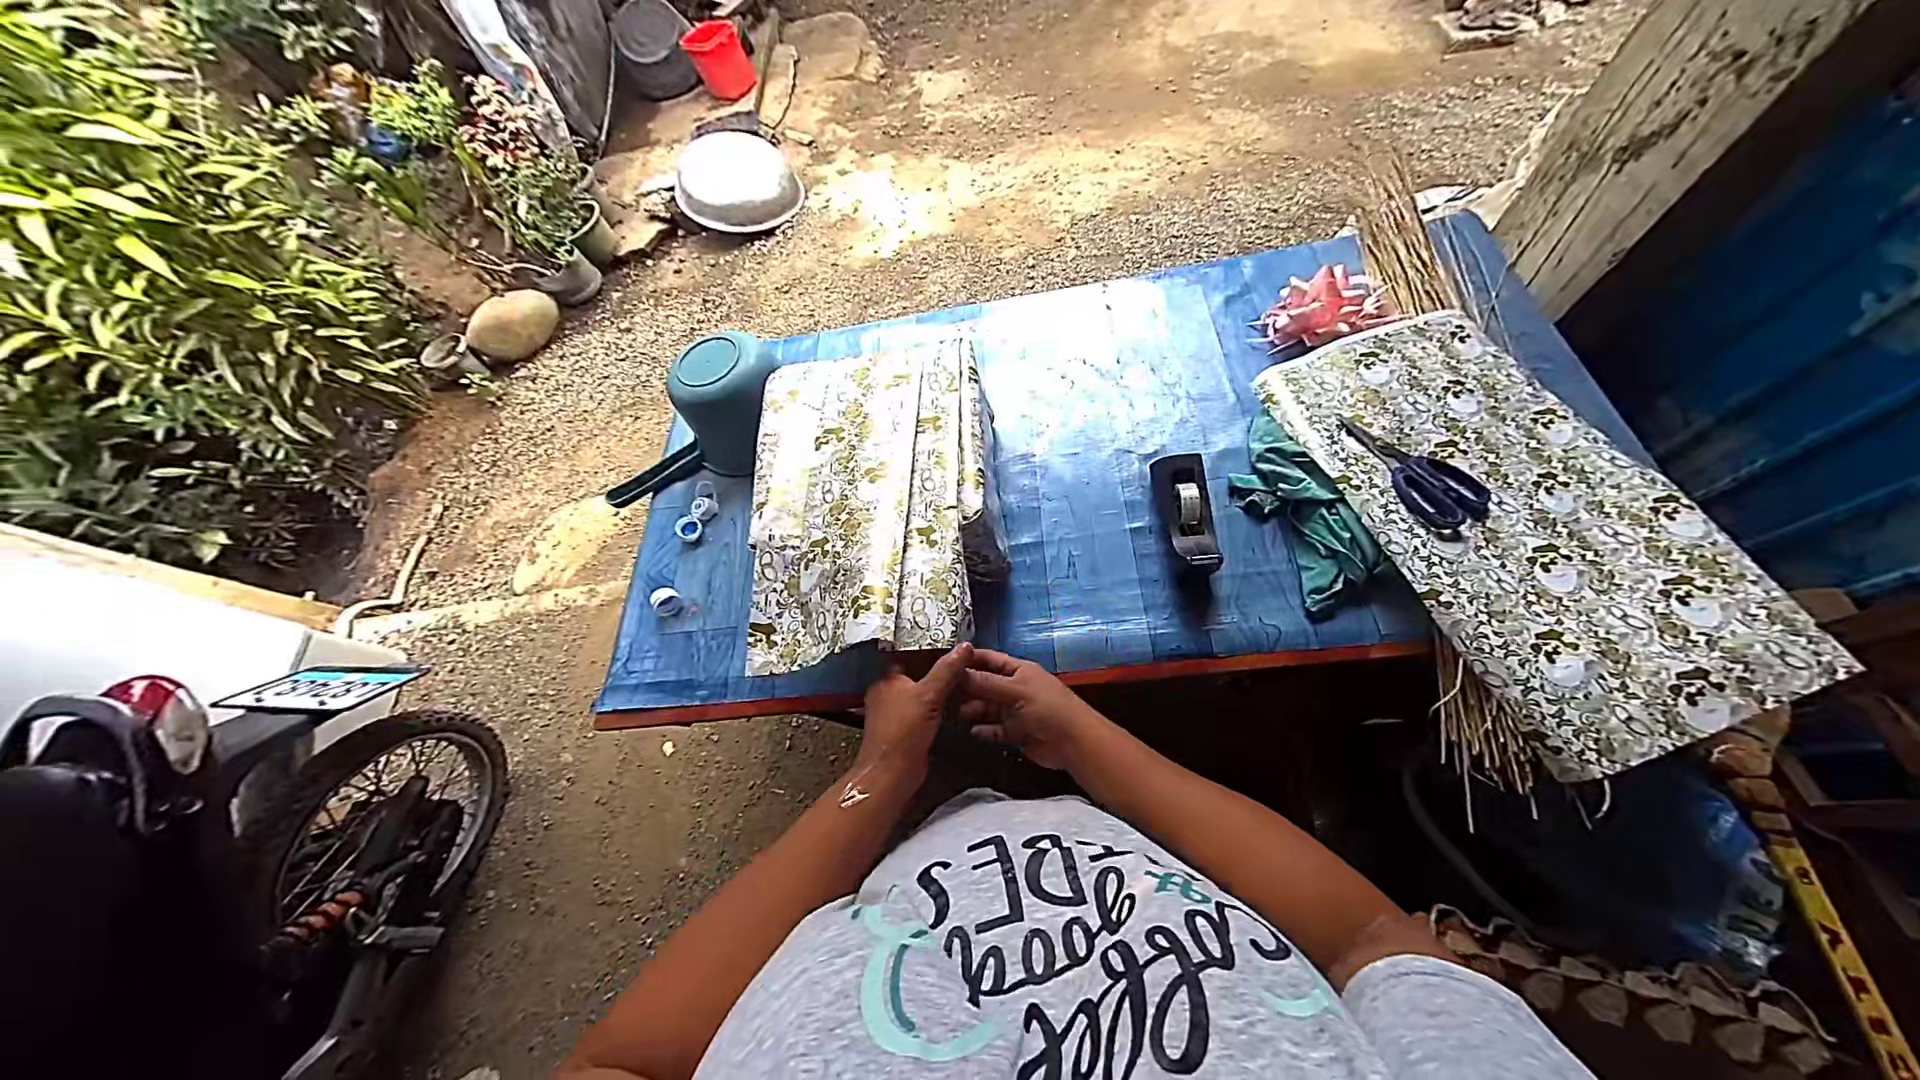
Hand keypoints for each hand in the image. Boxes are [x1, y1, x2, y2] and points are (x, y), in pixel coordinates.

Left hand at [856, 643, 972, 781]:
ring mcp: (896, 711)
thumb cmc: (904, 730)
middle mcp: (888, 692)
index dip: (930, 649)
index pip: (909, 655)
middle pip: (917, 674)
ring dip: (940, 689)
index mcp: (886, 678)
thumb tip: (965, 646)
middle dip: (938, 670)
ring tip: (965, 680)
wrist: (893, 774)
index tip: (953, 645)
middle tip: (965, 662)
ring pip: (921, 693)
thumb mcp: (928, 694)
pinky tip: (956, 703)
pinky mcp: (905, 728)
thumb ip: (947, 670)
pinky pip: (924, 709)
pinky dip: (938, 706)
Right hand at [958, 649, 1111, 769]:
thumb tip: (958, 672)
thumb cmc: (1048, 707)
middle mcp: (1015, 688)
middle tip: (943, 693)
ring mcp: (1016, 711)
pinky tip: (973, 732)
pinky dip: (985, 731)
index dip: (969, 660)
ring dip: (973, 711)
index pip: (989, 660)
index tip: (946, 663)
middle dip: (967, 688)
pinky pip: (995, 730)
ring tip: (955, 714)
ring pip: (988, 708)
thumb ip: (986, 682)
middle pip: (985, 685)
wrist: (1073, 742)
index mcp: (1018, 671)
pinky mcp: (1016, 733)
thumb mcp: (1015, 689)